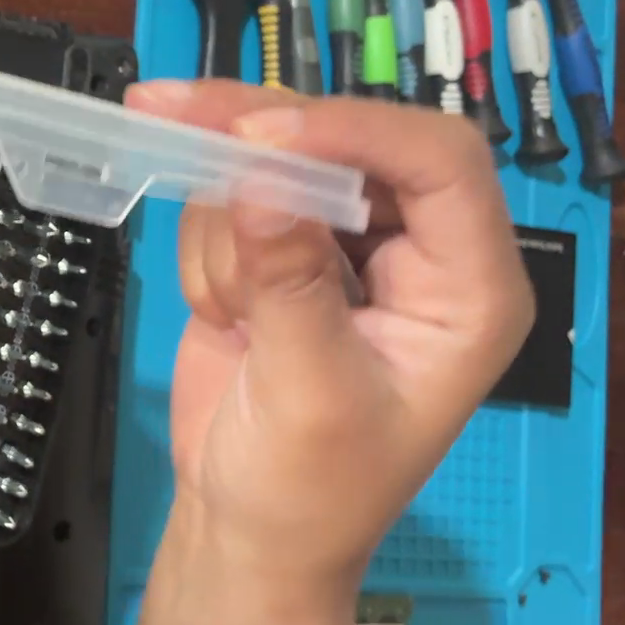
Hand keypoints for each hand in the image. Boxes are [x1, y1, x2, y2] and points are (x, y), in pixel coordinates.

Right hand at [125, 80, 532, 624]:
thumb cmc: (308, 482)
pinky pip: (215, 212)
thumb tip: (257, 185)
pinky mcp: (264, 257)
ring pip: (256, 175)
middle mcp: (402, 250)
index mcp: (463, 285)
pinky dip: (198, 256)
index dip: (352, 131)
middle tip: (161, 107)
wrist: (244, 517)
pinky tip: (219, 315)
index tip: (251, 135)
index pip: (435, 164)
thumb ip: (290, 286)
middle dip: (248, 135)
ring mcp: (326, 250)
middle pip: (334, 144)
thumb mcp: (309, 392)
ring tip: (229, 317)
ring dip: (218, 237)